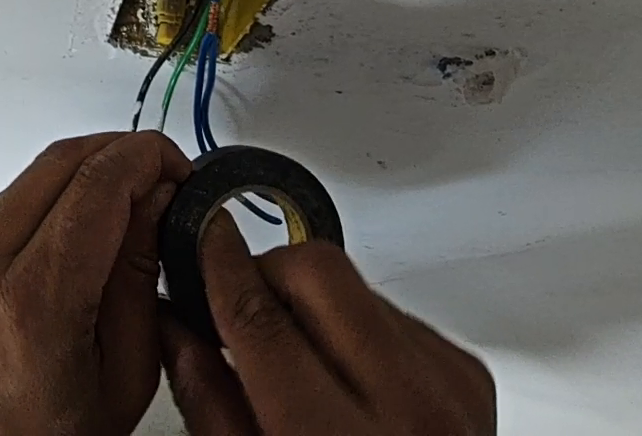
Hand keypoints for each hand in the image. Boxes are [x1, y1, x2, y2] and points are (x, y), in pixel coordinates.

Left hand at [0, 132, 192, 435]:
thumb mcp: (121, 379)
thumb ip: (140, 276)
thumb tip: (155, 199)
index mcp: (27, 307)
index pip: (97, 182)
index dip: (149, 158)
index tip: (177, 169)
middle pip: (62, 159)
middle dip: (122, 152)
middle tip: (161, 177)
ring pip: (34, 171)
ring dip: (89, 170)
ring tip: (127, 202)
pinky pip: (9, 199)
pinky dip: (55, 195)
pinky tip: (83, 224)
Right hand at [160, 215, 495, 434]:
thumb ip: (210, 404)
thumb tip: (176, 324)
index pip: (264, 321)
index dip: (224, 266)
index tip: (207, 233)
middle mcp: (406, 407)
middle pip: (319, 270)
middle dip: (270, 269)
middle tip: (246, 301)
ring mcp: (444, 384)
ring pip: (354, 280)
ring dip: (313, 299)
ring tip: (300, 353)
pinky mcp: (465, 371)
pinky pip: (390, 309)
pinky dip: (354, 322)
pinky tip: (346, 371)